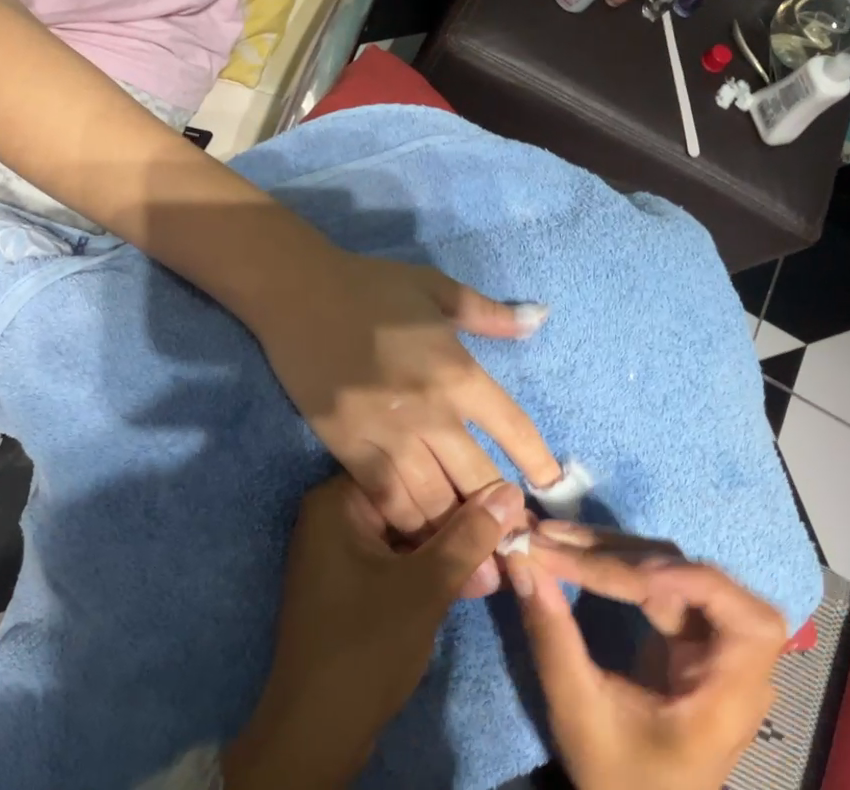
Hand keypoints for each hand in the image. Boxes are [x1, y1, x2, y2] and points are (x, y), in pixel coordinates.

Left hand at [223, 476, 523, 789]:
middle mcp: (332, 516)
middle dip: (459, 522)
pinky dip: (429, 568)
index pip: (406, 469)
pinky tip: (473, 581)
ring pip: (406, 533)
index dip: (461, 483)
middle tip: (513, 536)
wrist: (318, 725)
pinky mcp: (349, 582)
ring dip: (450, 550)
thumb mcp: (426, 585)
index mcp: (336, 501)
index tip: (508, 498)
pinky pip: (396, 559)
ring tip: (499, 568)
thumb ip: (470, 536)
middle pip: (407, 501)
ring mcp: (338, 550)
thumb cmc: (366, 643)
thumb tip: (511, 491)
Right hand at [250, 251, 560, 539]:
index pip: (514, 428)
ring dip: (457, 535)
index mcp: (457, 372)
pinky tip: (418, 541)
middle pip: (478, 481)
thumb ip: (487, 313)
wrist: (297, 295)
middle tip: (515, 546)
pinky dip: (405, 524)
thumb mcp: (435, 288)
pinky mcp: (346, 448)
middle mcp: (430, 412)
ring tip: (476, 561)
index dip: (538, 464)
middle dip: (502, 520)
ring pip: (433, 503)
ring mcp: (387, 435)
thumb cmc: (370, 287)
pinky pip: (385, 499)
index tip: (551, 489)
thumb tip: (538, 320)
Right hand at [503, 524, 788, 789]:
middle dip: (630, 556)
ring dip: (616, 553)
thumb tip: (519, 560)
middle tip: (560, 541)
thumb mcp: (579, 712)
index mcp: (731, 696)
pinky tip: (576, 558)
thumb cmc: (618, 778)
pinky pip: (655, 590)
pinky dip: (615, 571)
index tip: (619, 568)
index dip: (695, 583)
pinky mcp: (682, 641)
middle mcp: (731, 663)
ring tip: (556, 539)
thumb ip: (553, 634)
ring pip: (672, 576)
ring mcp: (707, 648)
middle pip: (700, 582)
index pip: (748, 620)